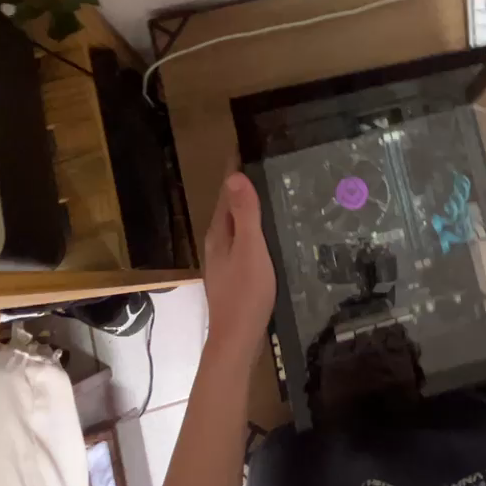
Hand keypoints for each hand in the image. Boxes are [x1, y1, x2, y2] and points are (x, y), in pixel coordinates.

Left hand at [202, 172, 276, 355]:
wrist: (237, 339)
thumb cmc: (246, 293)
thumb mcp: (250, 249)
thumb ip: (244, 214)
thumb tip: (234, 176)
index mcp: (219, 233)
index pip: (225, 192)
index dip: (234, 170)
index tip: (245, 146)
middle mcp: (217, 243)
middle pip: (228, 207)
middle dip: (241, 186)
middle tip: (263, 164)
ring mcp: (223, 261)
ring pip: (235, 225)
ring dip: (247, 208)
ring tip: (268, 192)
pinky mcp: (233, 275)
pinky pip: (242, 241)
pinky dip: (252, 228)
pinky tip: (266, 234)